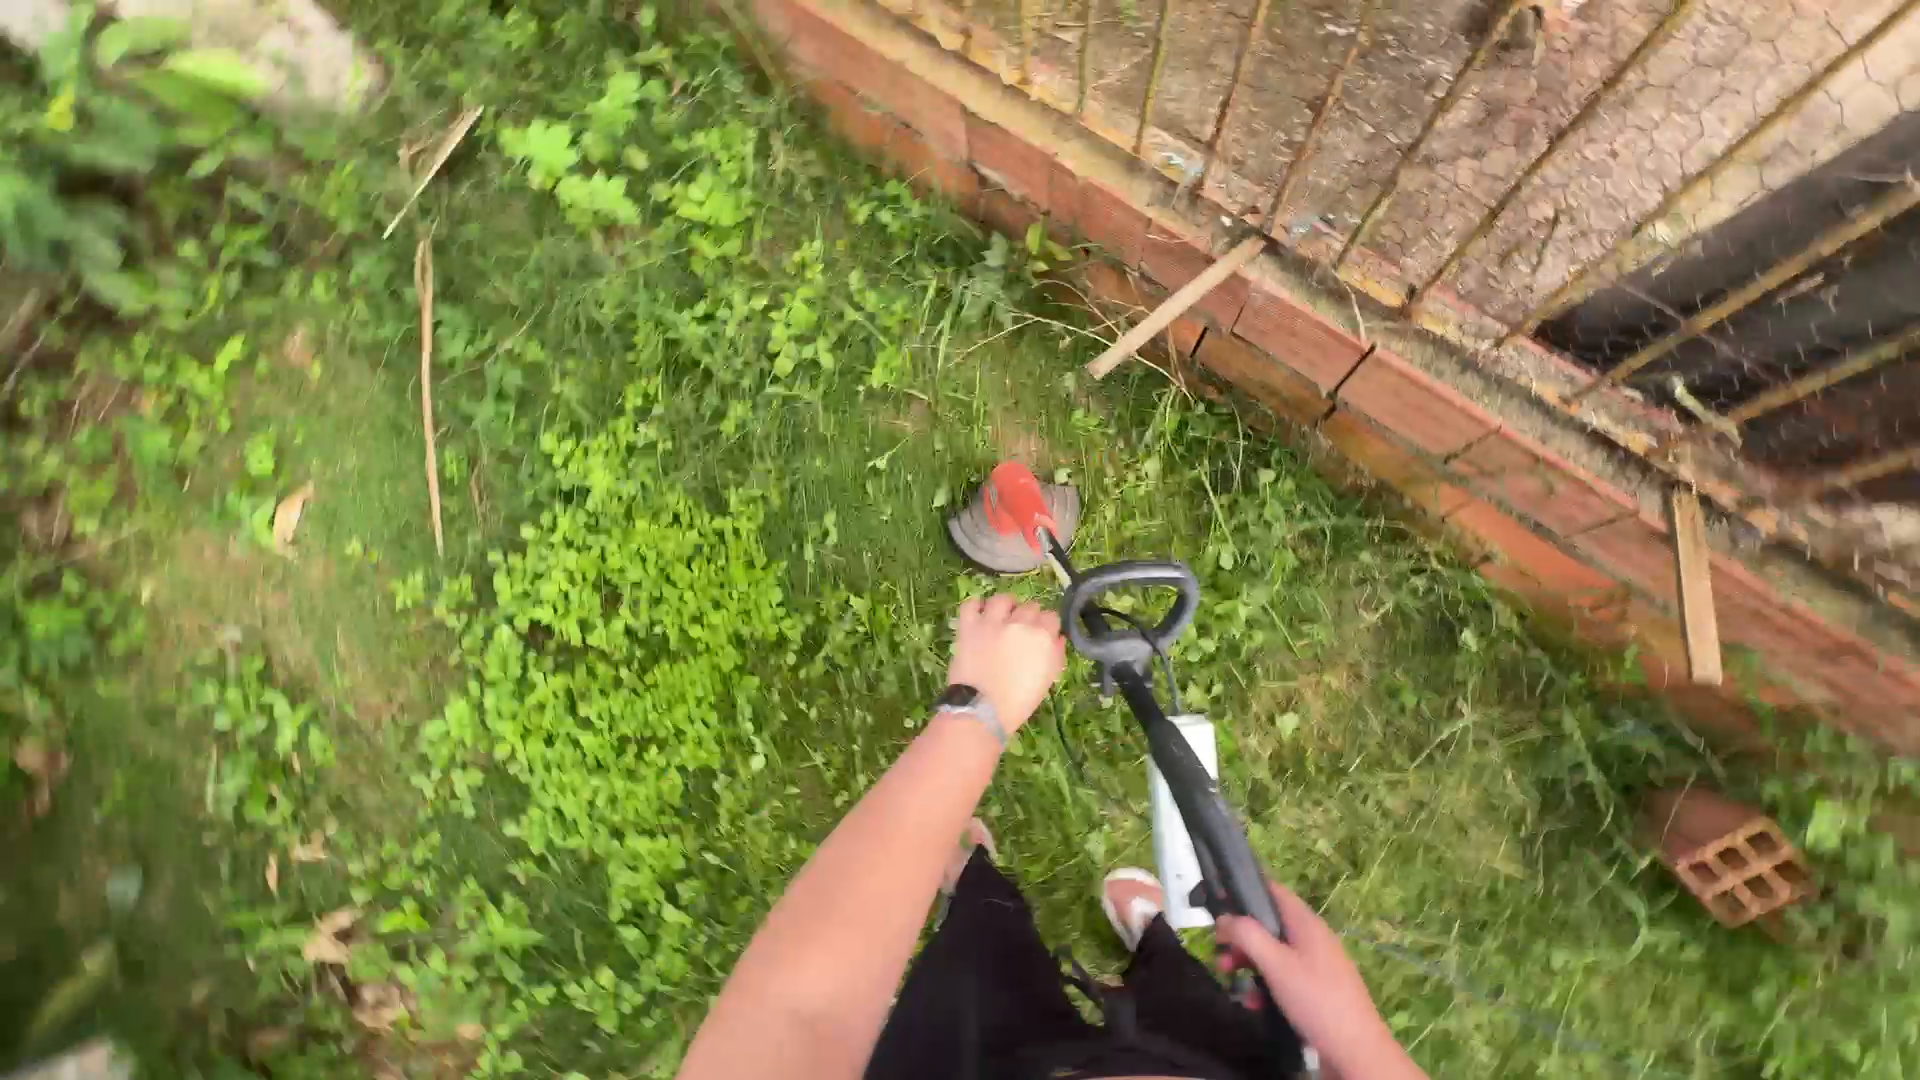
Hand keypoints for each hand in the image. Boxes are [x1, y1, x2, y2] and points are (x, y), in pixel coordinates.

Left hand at [945, 594, 1065, 736]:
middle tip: (1023, 630)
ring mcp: (992, 622)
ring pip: (1002, 599)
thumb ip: (1056, 654)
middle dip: (1029, 616)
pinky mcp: (969, 626)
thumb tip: (1057, 637)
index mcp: (1042, 636)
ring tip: (1003, 616)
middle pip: (1030, 606)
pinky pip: (971, 604)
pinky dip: (976, 605)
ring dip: (1006, 605)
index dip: (1048, 626)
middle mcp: (1019, 623)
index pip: (1052, 617)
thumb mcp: (1047, 680)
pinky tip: (980, 614)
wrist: (982, 710)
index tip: (1043, 634)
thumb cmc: (1019, 702)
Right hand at [1215, 884, 1425, 1079]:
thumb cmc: (1316, 1000)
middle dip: (1241, 937)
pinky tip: (1255, 1003)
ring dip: (1249, 962)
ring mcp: (1317, 965)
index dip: (1243, 891)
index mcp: (1306, 923)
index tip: (1218, 906)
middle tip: (1221, 953)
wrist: (1359, 1056)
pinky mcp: (1318, 991)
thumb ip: (1246, 934)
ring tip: (1231, 979)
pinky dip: (1266, 984)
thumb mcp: (1275, 963)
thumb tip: (1224, 919)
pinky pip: (1284, 976)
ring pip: (1274, 953)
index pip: (1272, 890)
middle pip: (1268, 925)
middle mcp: (1313, 938)